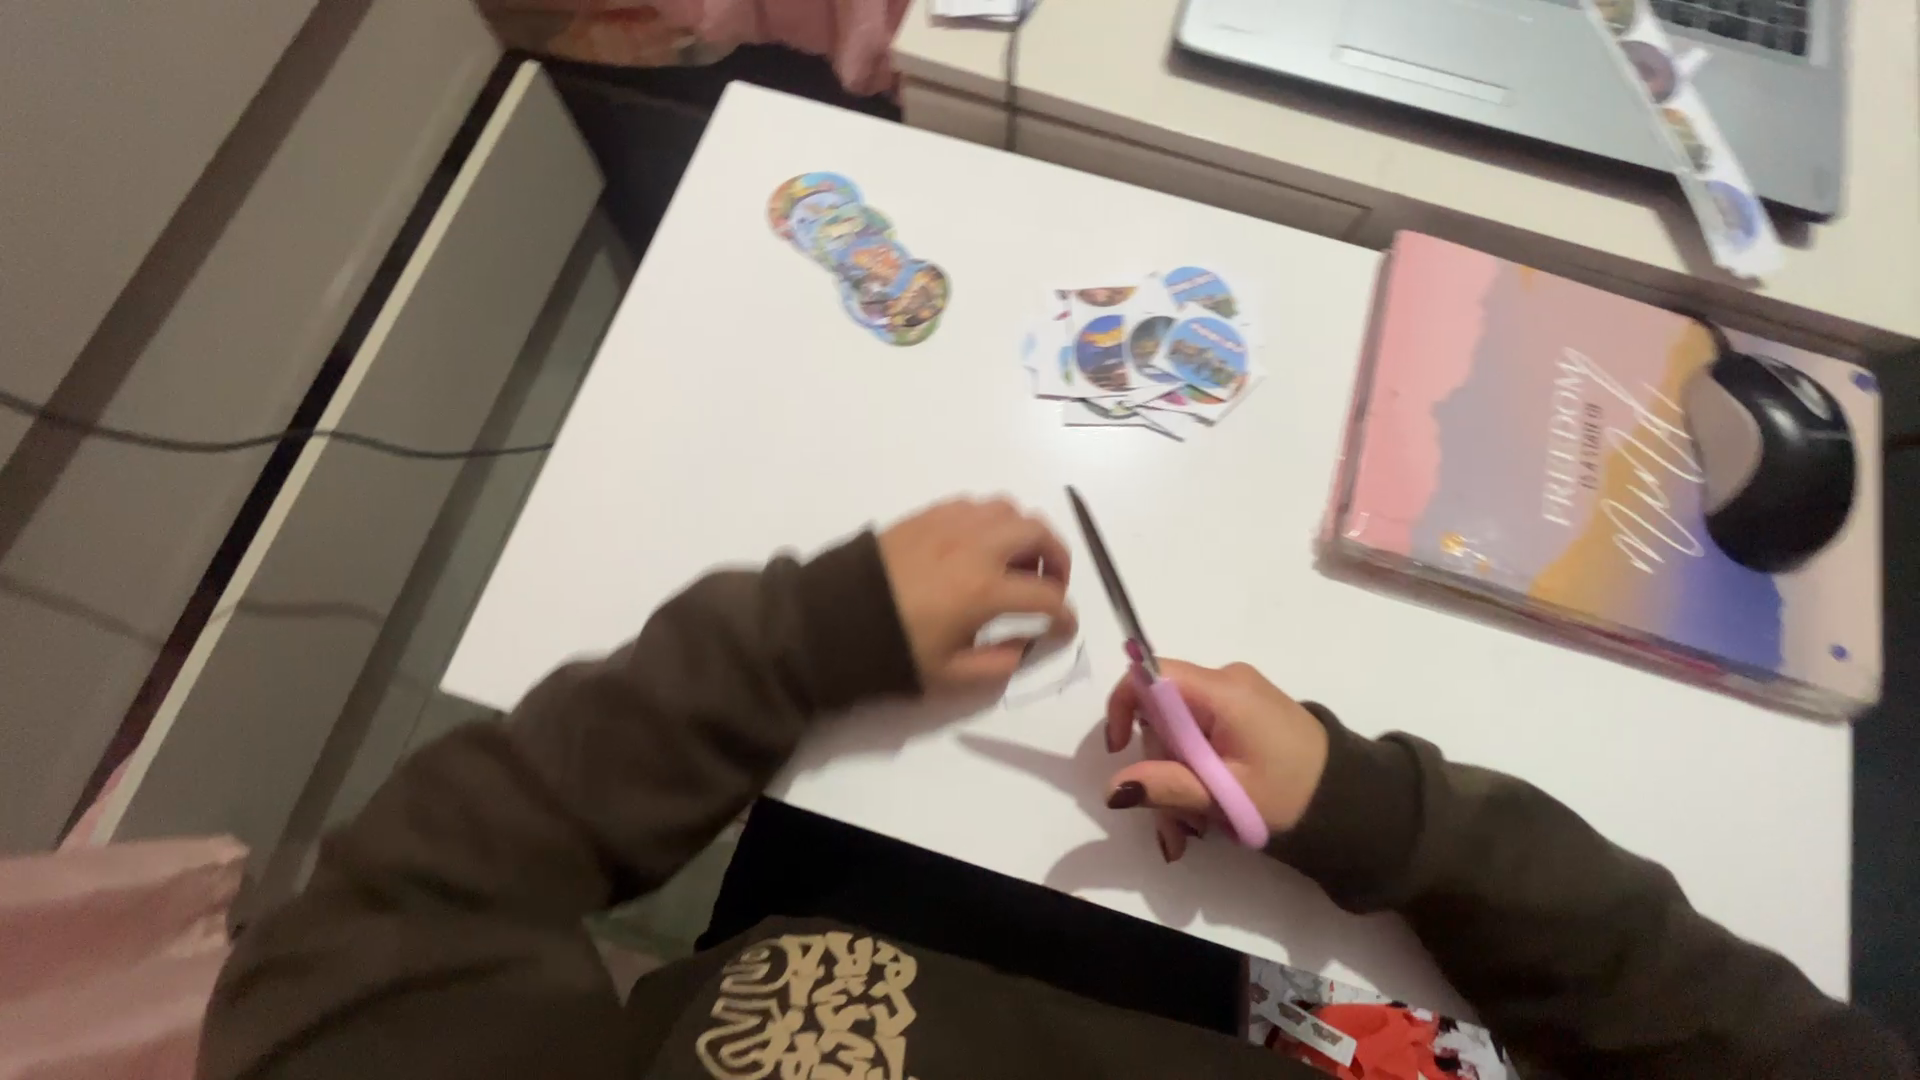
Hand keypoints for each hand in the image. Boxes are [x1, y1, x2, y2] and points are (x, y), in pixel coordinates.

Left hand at [877, 497, 1076, 692]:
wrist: (834, 619)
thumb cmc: (893, 649)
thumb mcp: (950, 675)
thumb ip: (999, 664)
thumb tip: (1025, 645)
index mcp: (984, 591)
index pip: (1047, 597)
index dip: (1065, 616)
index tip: (1065, 627)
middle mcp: (976, 548)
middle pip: (1038, 533)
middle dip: (1058, 558)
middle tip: (1051, 582)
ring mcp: (951, 525)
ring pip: (1008, 510)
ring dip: (1024, 533)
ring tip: (1016, 560)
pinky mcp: (928, 515)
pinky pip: (975, 506)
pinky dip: (992, 522)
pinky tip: (980, 546)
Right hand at [1102, 660, 1328, 861]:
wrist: (1357, 802)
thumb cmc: (1293, 794)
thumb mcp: (1226, 796)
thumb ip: (1168, 787)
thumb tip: (1112, 788)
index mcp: (1223, 691)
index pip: (1151, 674)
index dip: (1123, 706)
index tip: (1118, 750)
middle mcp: (1225, 682)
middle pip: (1162, 714)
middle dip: (1158, 769)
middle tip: (1171, 824)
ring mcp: (1235, 697)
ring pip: (1179, 732)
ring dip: (1175, 780)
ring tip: (1190, 832)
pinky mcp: (1243, 714)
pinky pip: (1200, 735)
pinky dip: (1194, 772)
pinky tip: (1202, 814)